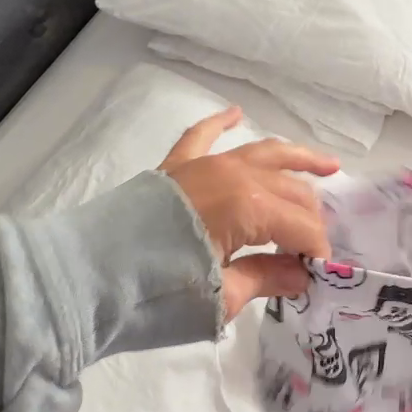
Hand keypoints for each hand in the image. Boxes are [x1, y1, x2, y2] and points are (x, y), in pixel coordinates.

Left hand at [159, 107, 337, 319]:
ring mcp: (203, 165)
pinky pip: (202, 135)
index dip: (316, 250)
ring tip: (327, 164)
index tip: (320, 276)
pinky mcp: (174, 167)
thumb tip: (302, 275)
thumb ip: (266, 277)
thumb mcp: (222, 298)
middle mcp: (233, 174)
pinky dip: (220, 122)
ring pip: (262, 153)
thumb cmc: (157, 297)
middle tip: (318, 245)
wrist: (83, 283)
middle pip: (289, 189)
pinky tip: (236, 113)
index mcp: (249, 206)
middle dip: (310, 215)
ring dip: (296, 158)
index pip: (300, 225)